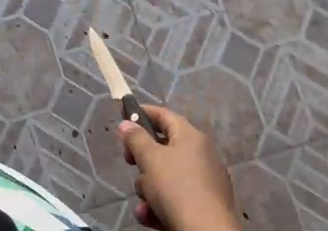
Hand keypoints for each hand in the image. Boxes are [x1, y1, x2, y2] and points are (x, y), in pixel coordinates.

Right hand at [118, 105, 241, 230]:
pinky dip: (159, 205)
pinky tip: (148, 215)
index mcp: (191, 138)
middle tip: (129, 162)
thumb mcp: (149, 158)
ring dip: (148, 187)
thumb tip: (127, 124)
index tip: (123, 117)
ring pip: (166, 176)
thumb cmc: (177, 187)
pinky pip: (175, 198)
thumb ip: (135, 138)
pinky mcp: (204, 208)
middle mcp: (202, 157)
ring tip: (144, 200)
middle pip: (163, 148)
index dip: (142, 112)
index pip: (164, 115)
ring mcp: (205, 184)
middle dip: (142, 159)